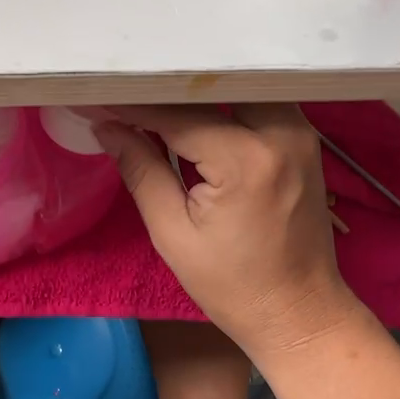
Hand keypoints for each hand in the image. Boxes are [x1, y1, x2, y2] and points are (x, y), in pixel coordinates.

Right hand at [95, 104, 362, 359]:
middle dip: (165, 88)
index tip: (94, 101)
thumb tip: (106, 127)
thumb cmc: (232, 286)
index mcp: (246, 160)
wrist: (298, 312)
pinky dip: (224, 105)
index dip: (131, 105)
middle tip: (122, 92)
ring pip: (239, 88)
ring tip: (152, 99)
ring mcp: (301, 133)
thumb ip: (142, 171)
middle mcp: (281, 132)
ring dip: (197, 92)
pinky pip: (258, 105)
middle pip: (214, 87)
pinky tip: (193, 114)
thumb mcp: (173, 234)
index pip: (178, 114)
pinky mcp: (305, 140)